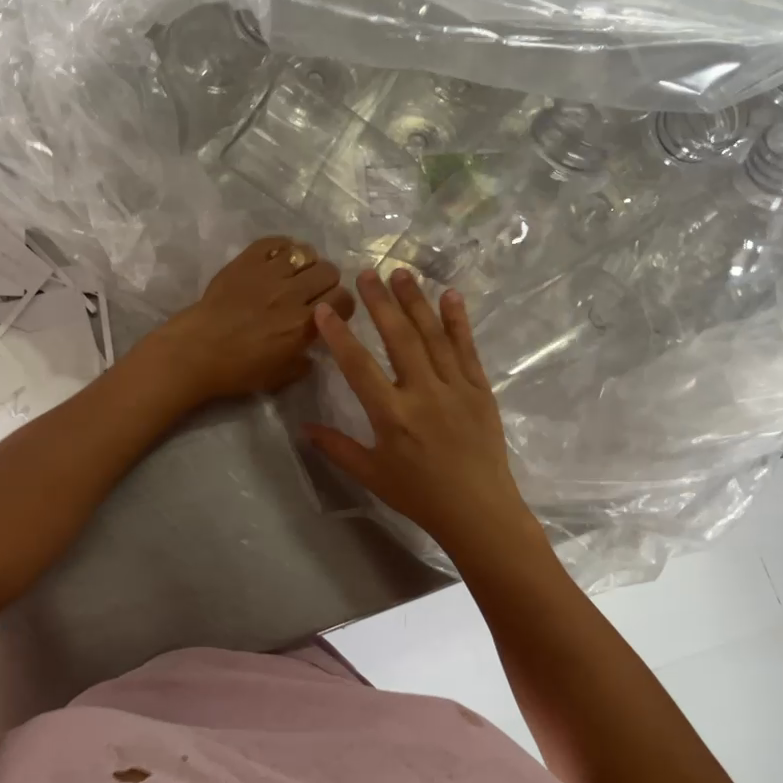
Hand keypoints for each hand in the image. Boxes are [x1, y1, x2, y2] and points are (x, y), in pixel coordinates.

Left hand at [145, 236, 353, 403]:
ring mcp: (268, 273)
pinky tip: (278, 259)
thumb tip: (311, 353)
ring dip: (306, 263)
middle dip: (327, 282)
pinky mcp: (246, 261)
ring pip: (305, 253)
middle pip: (328, 272)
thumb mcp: (278, 377)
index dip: (342, 304)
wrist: (196, 351)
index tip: (332, 310)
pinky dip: (282, 247)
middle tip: (312, 292)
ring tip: (295, 273)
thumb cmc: (237, 370)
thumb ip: (303, 363)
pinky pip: (274, 242)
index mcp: (303, 324)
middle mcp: (292, 294)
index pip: (343, 300)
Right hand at [305, 268, 543, 549]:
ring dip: (415, 301)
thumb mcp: (370, 474)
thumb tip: (303, 428)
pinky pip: (467, 349)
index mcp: (392, 415)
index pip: (359, 367)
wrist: (478, 510)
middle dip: (381, 303)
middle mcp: (423, 393)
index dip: (339, 336)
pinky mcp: (480, 389)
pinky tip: (449, 295)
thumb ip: (336, 447)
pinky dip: (458, 321)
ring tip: (400, 273)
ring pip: (433, 336)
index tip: (324, 311)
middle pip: (399, 338)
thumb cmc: (419, 495)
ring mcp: (455, 388)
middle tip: (366, 272)